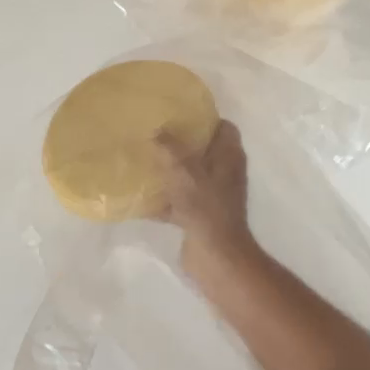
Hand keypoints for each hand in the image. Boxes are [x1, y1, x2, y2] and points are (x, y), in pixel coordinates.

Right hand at [155, 120, 257, 276]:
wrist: (215, 255)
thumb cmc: (205, 207)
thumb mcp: (184, 171)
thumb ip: (170, 147)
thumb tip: (158, 130)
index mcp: (229, 156)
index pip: (224, 127)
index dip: (205, 118)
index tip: (180, 114)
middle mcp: (225, 173)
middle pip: (205, 150)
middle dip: (182, 144)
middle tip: (156, 135)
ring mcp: (214, 196)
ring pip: (190, 176)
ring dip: (171, 171)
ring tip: (145, 161)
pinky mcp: (201, 216)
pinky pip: (180, 201)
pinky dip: (164, 200)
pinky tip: (140, 198)